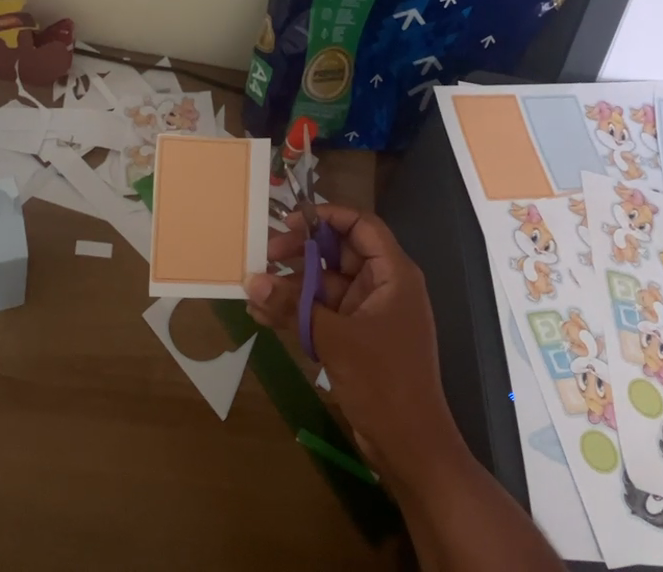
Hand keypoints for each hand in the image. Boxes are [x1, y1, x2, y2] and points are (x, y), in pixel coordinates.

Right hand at [245, 204, 466, 483]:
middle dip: (300, 253)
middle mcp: (384, 287)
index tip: (288, 223)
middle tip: (264, 257)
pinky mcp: (358, 338)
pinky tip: (264, 315)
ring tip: (254, 290)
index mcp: (393, 274)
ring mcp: (370, 314)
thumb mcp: (334, 339)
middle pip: (339, 253)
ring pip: (326, 285)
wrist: (411, 446)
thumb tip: (251, 280)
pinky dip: (298, 312)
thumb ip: (292, 306)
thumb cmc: (384, 382)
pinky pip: (324, 313)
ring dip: (293, 286)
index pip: (361, 225)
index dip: (326, 217)